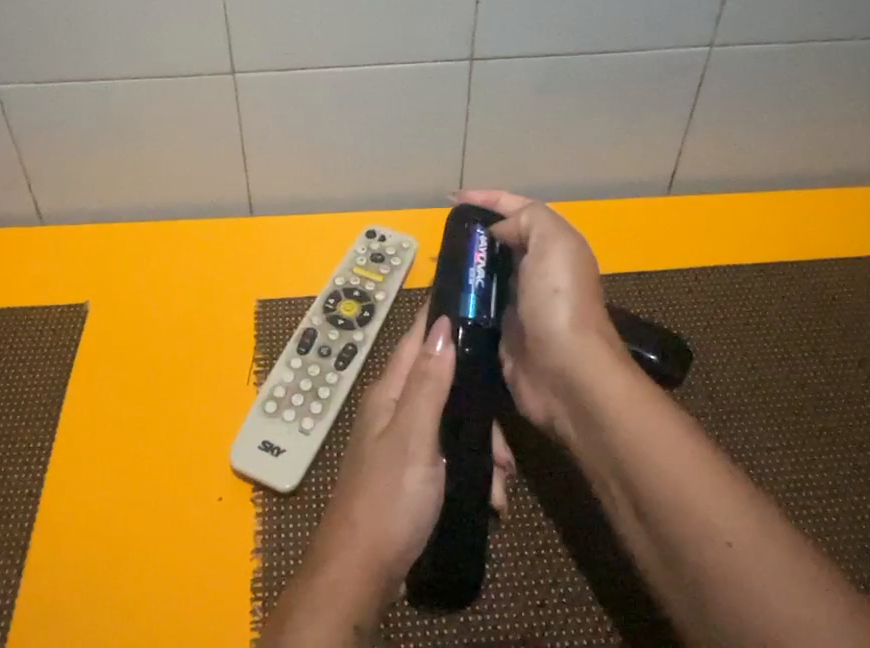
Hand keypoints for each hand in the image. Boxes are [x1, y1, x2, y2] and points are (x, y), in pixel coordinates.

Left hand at [262, 307, 514, 645]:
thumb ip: (429, 383)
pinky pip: (452, 455)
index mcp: (390, 392)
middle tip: (507, 446)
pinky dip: (475, 471)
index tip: (480, 298)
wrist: (362, 570)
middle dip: (482, 408)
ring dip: (484, 447)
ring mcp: (404, 441)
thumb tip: (442, 324)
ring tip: (503, 483)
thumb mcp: (414, 437)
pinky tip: (491, 499)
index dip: (445, 315)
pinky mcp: (414, 471)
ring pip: (455, 422)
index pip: (418, 337)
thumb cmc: (389, 499)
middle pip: (446, 383)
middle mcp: (395, 409)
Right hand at [454, 189, 625, 434]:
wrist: (568, 377)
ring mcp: (518, 305)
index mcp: (554, 247)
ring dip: (458, 268)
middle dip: (469, 234)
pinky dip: (456, 301)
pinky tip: (436, 298)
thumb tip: (495, 230)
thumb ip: (526, 219)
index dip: (487, 199)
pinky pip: (473, 309)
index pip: (516, 211)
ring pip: (482, 275)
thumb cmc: (560, 304)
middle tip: (436, 234)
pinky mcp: (500, 335)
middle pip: (497, 242)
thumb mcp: (554, 242)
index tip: (451, 199)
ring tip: (430, 263)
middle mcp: (537, 273)